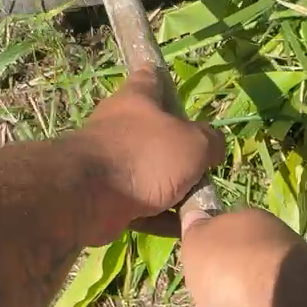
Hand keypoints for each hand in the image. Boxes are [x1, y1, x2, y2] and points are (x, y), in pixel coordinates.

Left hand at [68, 69, 224, 242]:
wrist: (92, 195)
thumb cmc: (146, 157)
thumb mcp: (193, 145)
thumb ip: (211, 142)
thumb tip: (215, 146)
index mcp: (138, 101)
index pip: (152, 78)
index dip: (165, 82)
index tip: (178, 94)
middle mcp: (121, 126)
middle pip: (155, 134)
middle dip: (179, 151)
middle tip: (204, 168)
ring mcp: (113, 163)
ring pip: (151, 174)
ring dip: (175, 191)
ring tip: (200, 206)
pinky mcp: (108, 196)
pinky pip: (144, 206)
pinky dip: (162, 217)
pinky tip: (182, 228)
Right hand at [180, 208, 304, 306]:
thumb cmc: (232, 268)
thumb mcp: (199, 241)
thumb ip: (195, 232)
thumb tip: (196, 217)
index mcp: (255, 232)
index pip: (227, 244)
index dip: (204, 266)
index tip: (191, 282)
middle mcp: (274, 263)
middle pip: (233, 287)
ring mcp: (285, 301)